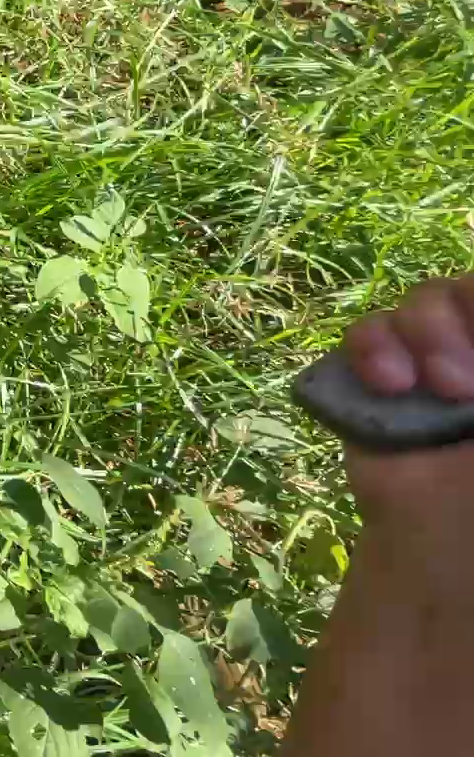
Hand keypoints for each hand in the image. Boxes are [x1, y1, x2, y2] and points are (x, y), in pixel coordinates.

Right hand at [340, 275, 473, 574]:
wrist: (449, 541)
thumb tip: (473, 317)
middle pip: (472, 286)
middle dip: (464, 317)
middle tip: (463, 385)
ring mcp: (437, 363)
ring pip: (422, 299)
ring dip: (420, 334)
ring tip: (423, 388)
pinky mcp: (375, 376)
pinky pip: (363, 331)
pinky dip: (369, 348)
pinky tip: (384, 384)